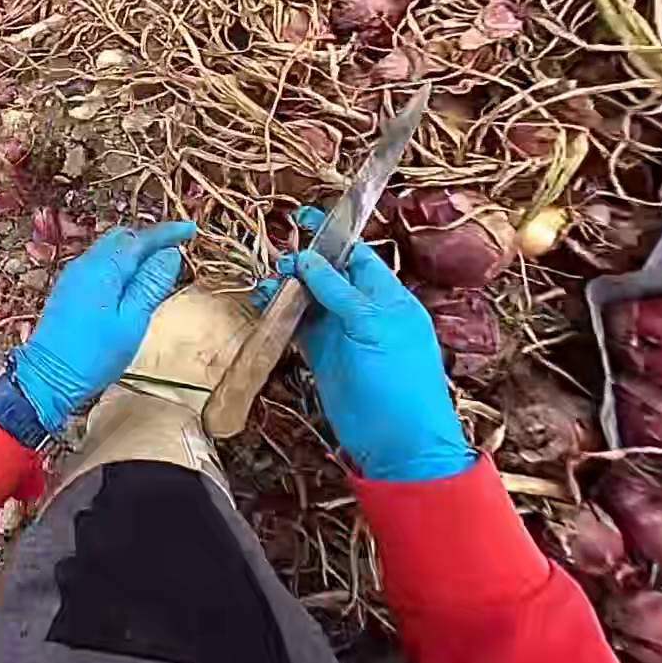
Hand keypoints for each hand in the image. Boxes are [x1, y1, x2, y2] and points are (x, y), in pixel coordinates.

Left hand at [11, 221, 198, 429]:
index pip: (140, 239)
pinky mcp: (70, 286)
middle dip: (151, 238)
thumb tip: (170, 254)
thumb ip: (151, 284)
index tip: (191, 230)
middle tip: (177, 247)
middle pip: (123, 237)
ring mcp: (75, 273)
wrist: (47, 377)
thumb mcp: (133, 321)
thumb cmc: (94, 354)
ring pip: (111, 248)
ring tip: (159, 265)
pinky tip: (133, 280)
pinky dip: (122, 262)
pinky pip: (101, 261)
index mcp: (104, 268)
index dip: (167, 232)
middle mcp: (87, 263)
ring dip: (136, 250)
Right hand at [277, 207, 474, 481]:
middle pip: (328, 274)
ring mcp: (339, 331)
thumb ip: (338, 290)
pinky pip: (297, 324)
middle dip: (303, 263)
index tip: (306, 219)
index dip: (332, 238)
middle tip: (282, 266)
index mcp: (386, 296)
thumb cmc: (397, 379)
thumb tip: (307, 258)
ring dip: (288, 287)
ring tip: (268, 285)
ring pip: (309, 297)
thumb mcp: (371, 325)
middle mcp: (361, 309)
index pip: (357, 255)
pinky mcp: (320, 353)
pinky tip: (264, 303)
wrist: (397, 443)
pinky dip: (280, 313)